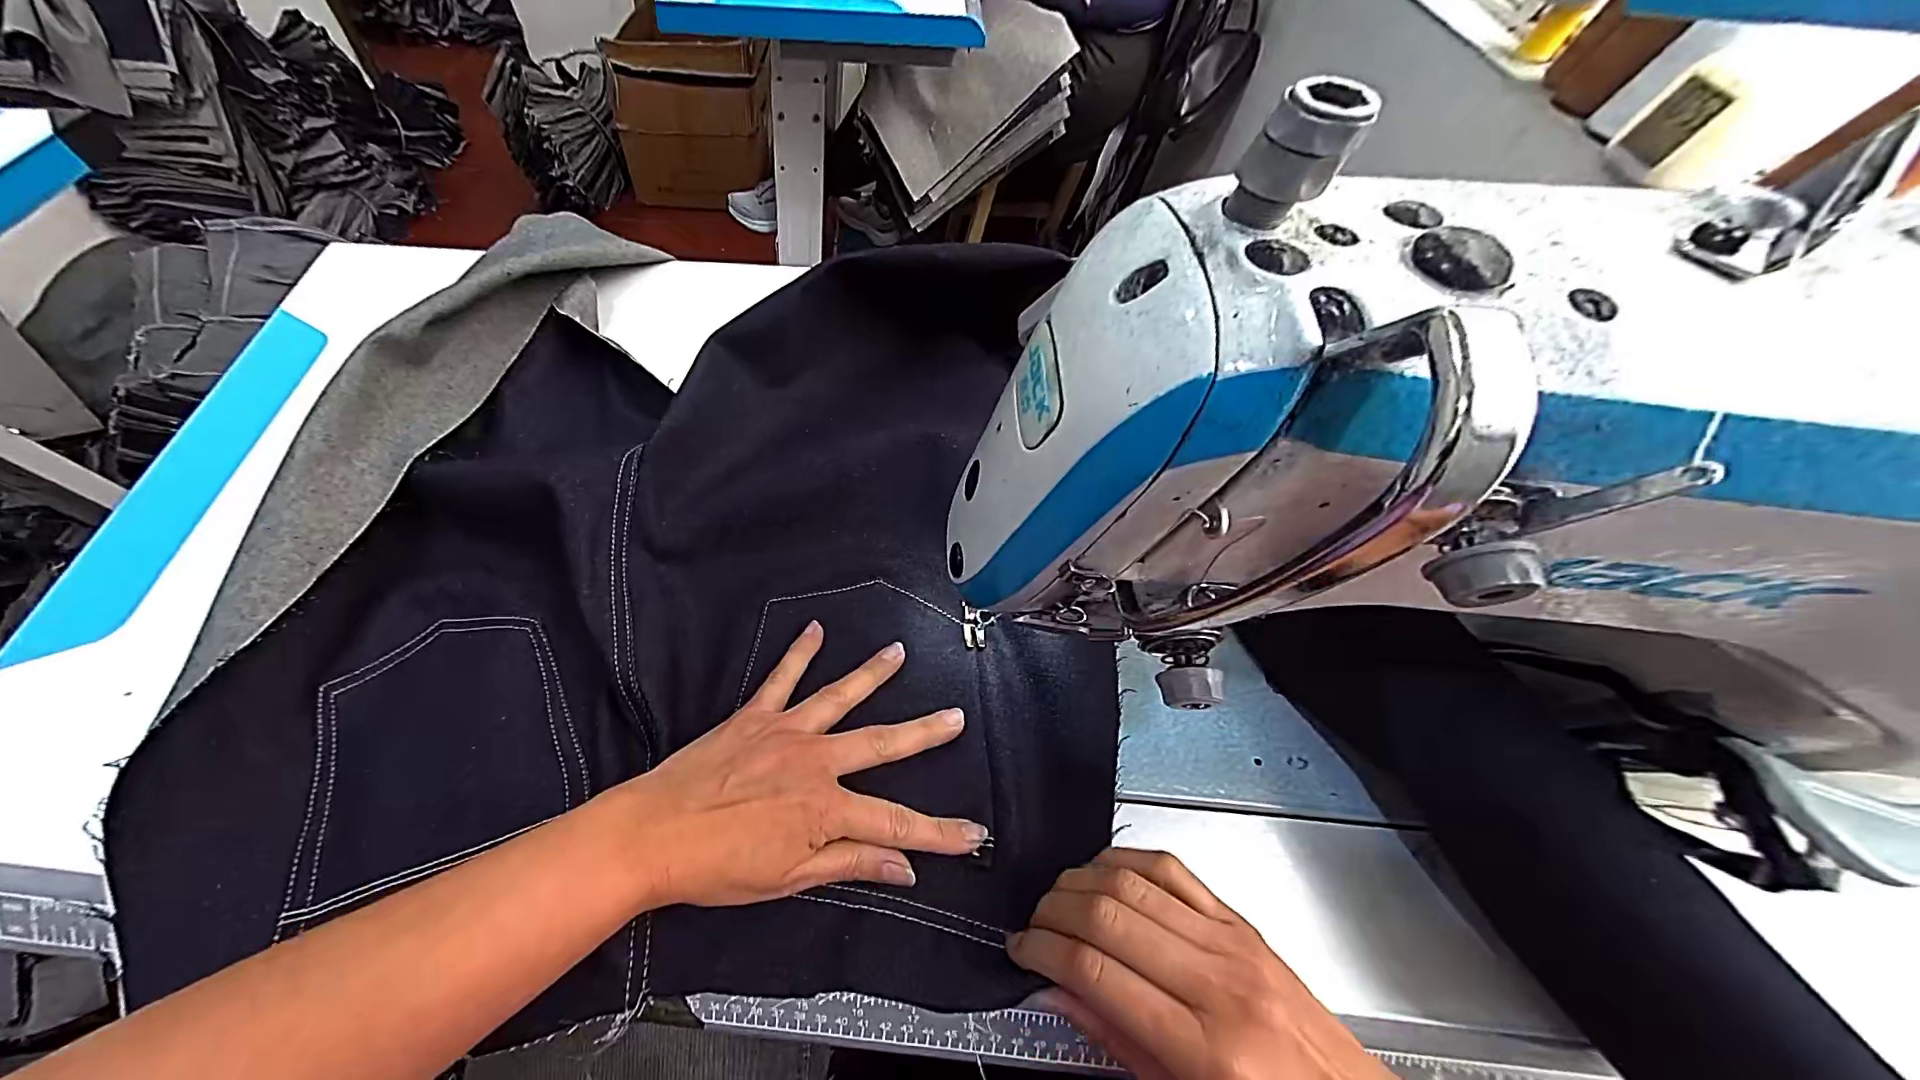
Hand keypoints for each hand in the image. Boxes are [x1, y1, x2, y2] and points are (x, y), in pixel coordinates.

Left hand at [607, 620, 986, 907]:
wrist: (649, 836)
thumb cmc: (715, 866)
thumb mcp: (789, 878)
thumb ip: (851, 864)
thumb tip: (904, 870)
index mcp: (824, 808)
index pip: (895, 824)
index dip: (939, 833)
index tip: (972, 834)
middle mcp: (815, 762)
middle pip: (882, 745)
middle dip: (925, 733)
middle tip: (955, 717)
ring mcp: (786, 733)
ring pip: (840, 697)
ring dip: (873, 674)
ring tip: (898, 653)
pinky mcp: (755, 717)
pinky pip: (782, 678)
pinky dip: (799, 652)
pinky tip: (814, 629)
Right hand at [1007, 849, 1390, 1079]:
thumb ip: (1116, 1041)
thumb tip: (1057, 994)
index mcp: (1206, 1051)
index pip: (1097, 975)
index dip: (1044, 954)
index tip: (1022, 950)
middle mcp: (1219, 986)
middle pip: (1110, 917)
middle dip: (1054, 912)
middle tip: (1032, 923)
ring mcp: (1233, 945)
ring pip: (1134, 883)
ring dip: (1081, 881)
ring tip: (1057, 897)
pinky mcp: (1241, 923)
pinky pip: (1173, 871)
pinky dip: (1127, 861)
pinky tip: (1103, 871)